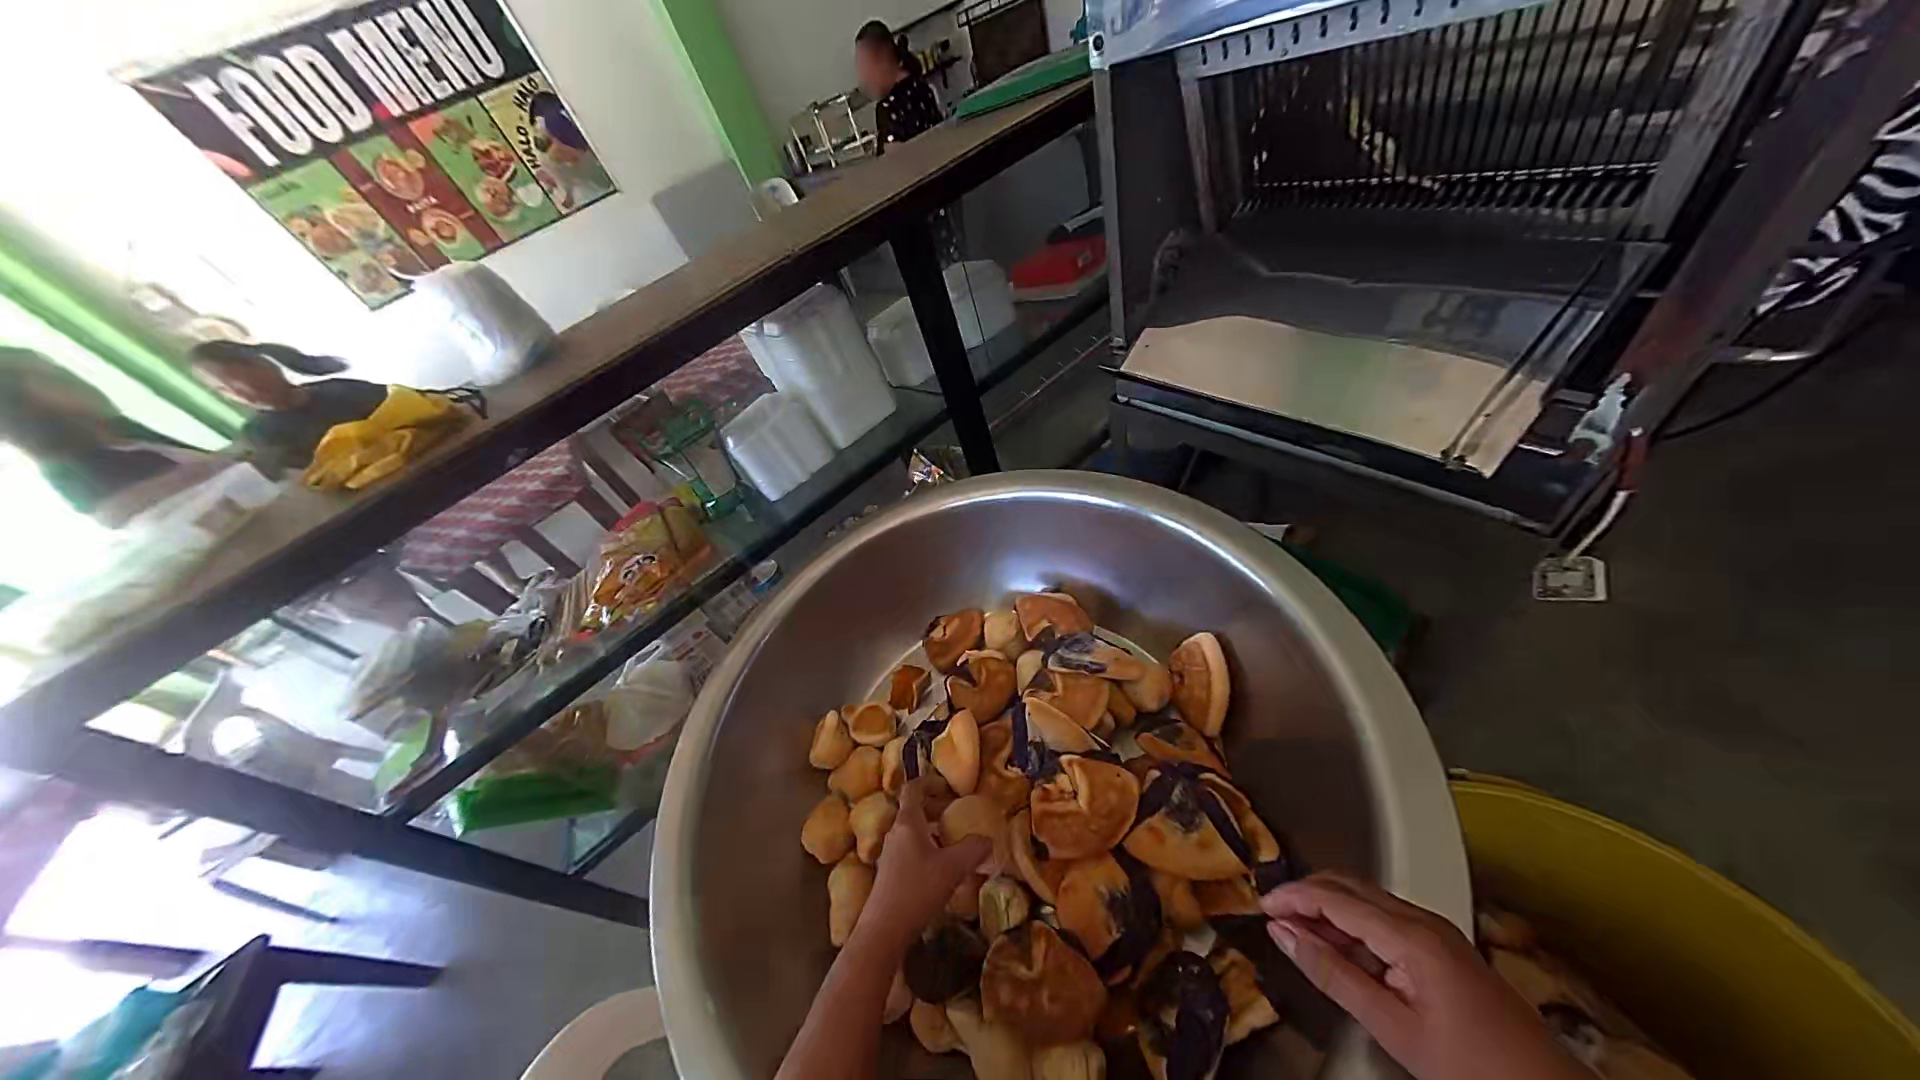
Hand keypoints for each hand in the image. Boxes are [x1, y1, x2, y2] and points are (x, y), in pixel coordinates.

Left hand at [858, 780, 988, 950]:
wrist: (884, 929)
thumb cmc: (918, 889)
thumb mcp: (953, 867)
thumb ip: (973, 848)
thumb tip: (988, 839)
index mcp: (907, 821)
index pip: (913, 788)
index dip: (930, 782)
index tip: (948, 786)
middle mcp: (896, 832)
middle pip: (914, 810)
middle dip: (937, 809)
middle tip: (959, 815)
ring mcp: (890, 853)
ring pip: (913, 832)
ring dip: (934, 831)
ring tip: (956, 843)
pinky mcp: (890, 873)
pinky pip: (911, 850)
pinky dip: (928, 849)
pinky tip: (943, 869)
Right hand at [1262, 872, 1590, 1079]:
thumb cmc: (1475, 1070)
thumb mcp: (1392, 1027)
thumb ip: (1333, 974)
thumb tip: (1284, 934)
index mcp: (1412, 936)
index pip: (1335, 898)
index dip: (1292, 897)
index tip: (1261, 907)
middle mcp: (1424, 921)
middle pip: (1350, 886)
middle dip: (1307, 894)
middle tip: (1274, 915)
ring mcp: (1438, 931)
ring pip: (1366, 900)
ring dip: (1327, 909)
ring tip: (1297, 933)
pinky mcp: (1444, 947)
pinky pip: (1385, 919)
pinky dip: (1352, 925)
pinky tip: (1338, 949)